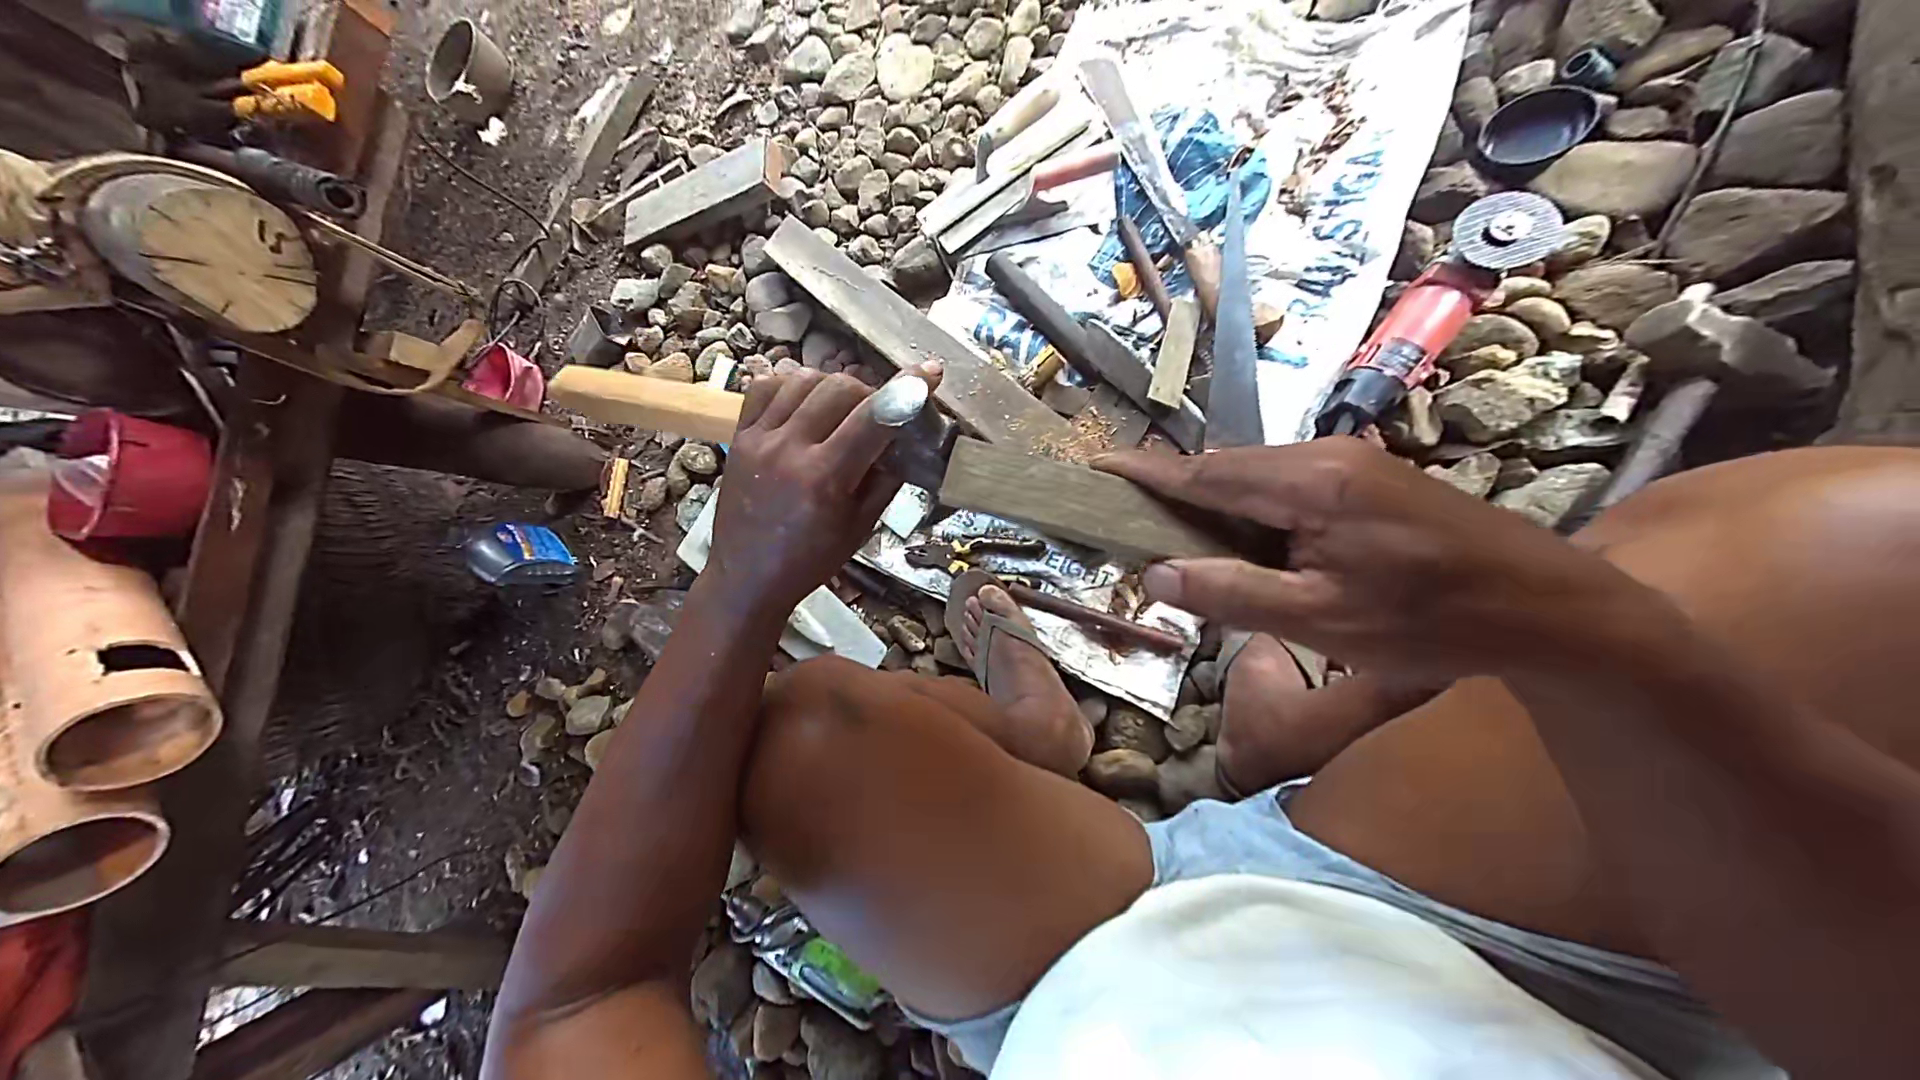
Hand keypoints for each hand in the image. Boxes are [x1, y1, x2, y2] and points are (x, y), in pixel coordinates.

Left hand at [705, 365, 940, 618]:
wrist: (748, 578)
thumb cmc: (810, 560)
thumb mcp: (861, 526)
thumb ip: (886, 478)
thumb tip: (903, 439)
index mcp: (825, 478)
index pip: (875, 417)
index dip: (908, 390)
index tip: (928, 373)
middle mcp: (789, 450)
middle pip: (840, 388)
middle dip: (870, 393)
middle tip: (878, 413)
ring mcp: (759, 439)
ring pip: (803, 379)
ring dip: (833, 387)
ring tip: (842, 410)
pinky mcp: (739, 436)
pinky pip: (765, 387)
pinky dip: (792, 385)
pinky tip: (805, 403)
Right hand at [1096, 439, 1662, 680]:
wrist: (1552, 608)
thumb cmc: (1430, 624)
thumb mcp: (1319, 621)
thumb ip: (1231, 594)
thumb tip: (1156, 575)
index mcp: (1308, 485)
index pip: (1203, 472)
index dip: (1144, 471)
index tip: (1096, 464)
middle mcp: (1324, 455)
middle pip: (1225, 467)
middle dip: (1171, 488)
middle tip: (1126, 515)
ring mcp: (1350, 460)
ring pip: (1254, 474)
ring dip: (1211, 500)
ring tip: (1173, 532)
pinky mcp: (1367, 475)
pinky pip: (1285, 483)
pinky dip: (1248, 505)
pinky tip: (1242, 536)